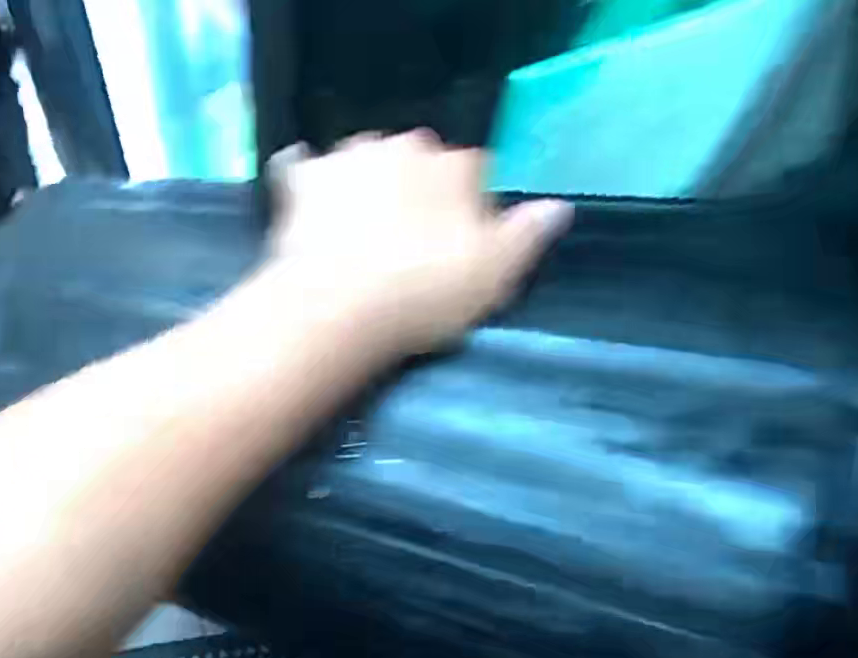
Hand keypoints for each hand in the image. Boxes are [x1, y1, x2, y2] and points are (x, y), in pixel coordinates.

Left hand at [266, 130, 571, 356]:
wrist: (337, 307)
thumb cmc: (421, 296)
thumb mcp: (493, 278)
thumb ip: (525, 238)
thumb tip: (556, 209)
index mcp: (458, 168)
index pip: (471, 177)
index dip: (462, 213)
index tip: (450, 250)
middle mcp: (406, 149)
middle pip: (415, 165)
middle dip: (411, 195)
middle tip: (399, 246)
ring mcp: (349, 160)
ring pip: (363, 163)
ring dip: (362, 186)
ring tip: (352, 231)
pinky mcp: (303, 182)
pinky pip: (302, 169)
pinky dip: (304, 180)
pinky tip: (302, 197)